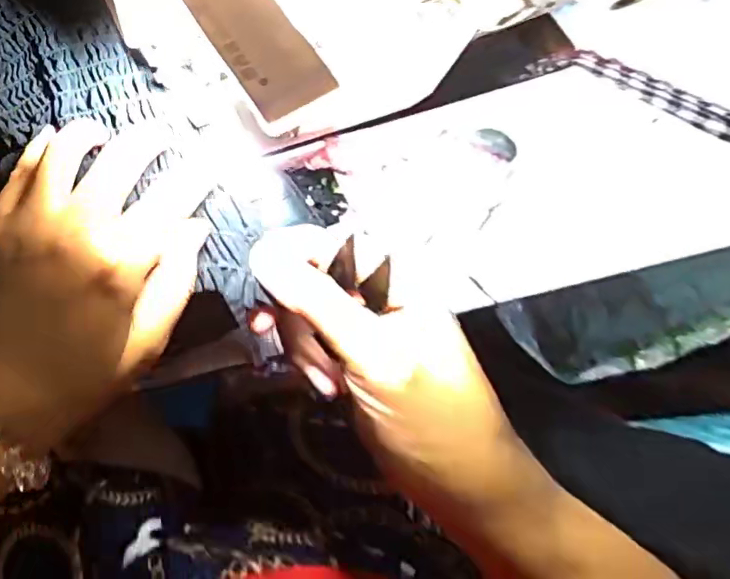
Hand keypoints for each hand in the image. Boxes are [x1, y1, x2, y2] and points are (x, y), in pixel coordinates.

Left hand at [0, 120, 212, 451]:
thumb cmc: (83, 373)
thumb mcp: (147, 340)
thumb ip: (177, 277)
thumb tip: (193, 224)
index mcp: (121, 259)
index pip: (172, 196)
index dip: (197, 172)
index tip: (208, 160)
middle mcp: (77, 225)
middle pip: (123, 157)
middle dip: (150, 139)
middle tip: (160, 136)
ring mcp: (32, 215)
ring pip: (66, 147)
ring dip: (91, 133)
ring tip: (102, 135)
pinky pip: (24, 163)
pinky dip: (44, 145)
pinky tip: (57, 141)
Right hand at [249, 225, 550, 512]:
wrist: (465, 490)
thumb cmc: (437, 424)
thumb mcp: (377, 358)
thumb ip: (319, 303)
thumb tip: (264, 258)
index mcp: (392, 273)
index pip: (321, 239)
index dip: (287, 261)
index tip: (270, 297)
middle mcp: (373, 286)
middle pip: (301, 270)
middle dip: (295, 315)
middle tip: (315, 359)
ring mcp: (358, 316)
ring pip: (296, 301)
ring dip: (298, 341)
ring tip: (324, 381)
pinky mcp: (344, 344)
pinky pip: (303, 328)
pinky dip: (298, 351)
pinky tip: (311, 376)